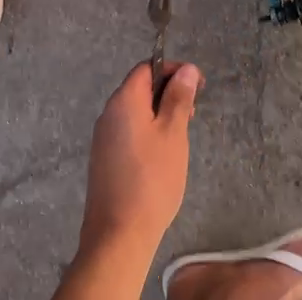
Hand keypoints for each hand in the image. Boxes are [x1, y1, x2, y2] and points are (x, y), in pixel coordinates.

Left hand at [80, 60, 203, 249]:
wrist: (119, 233)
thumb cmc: (152, 179)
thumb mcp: (173, 134)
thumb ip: (178, 98)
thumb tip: (185, 69)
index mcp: (124, 100)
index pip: (147, 68)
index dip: (173, 70)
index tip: (198, 85)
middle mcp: (108, 113)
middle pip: (140, 88)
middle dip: (168, 93)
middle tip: (193, 113)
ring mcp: (103, 138)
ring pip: (135, 112)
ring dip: (159, 114)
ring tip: (181, 136)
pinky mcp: (104, 159)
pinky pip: (128, 132)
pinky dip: (147, 132)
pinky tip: (162, 156)